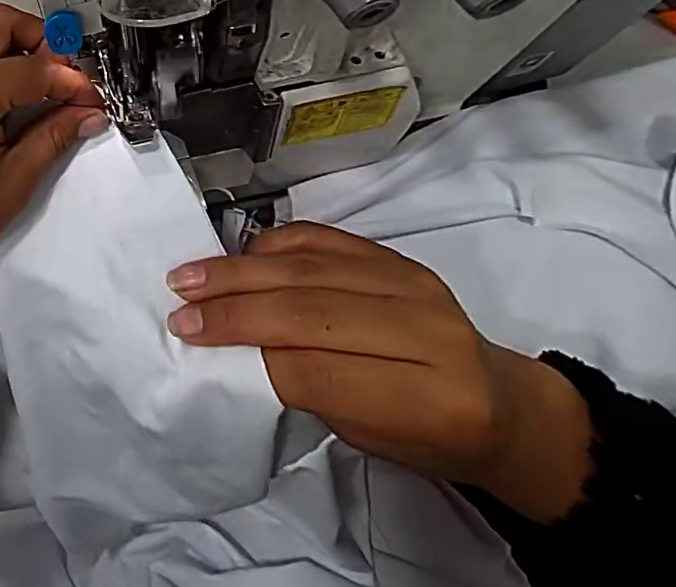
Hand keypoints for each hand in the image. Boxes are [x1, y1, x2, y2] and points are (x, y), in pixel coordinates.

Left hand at [0, 3, 107, 358]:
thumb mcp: (14, 178)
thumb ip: (55, 134)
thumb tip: (88, 112)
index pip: (34, 67)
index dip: (71, 81)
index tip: (91, 100)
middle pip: (1, 22)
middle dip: (41, 39)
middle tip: (66, 77)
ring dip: (14, 48)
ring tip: (41, 89)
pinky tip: (8, 101)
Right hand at [165, 222, 592, 521]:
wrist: (494, 398)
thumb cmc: (430, 434)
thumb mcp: (371, 435)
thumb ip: (312, 388)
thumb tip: (240, 344)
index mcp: (430, 396)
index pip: (322, 370)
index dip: (253, 355)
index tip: (196, 342)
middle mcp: (425, 327)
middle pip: (310, 308)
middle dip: (235, 307)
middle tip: (181, 307)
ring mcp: (410, 280)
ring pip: (308, 266)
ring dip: (241, 269)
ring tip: (193, 275)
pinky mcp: (394, 254)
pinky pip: (323, 239)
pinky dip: (273, 245)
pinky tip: (240, 254)